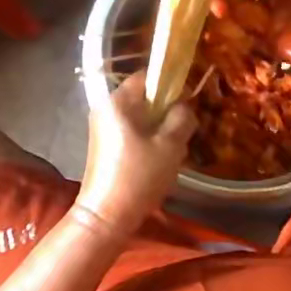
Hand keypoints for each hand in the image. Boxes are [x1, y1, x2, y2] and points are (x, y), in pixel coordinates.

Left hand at [75, 71, 195, 236]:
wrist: (106, 214)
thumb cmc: (139, 175)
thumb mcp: (170, 145)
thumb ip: (182, 118)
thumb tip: (184, 104)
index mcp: (117, 101)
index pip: (146, 76)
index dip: (170, 83)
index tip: (188, 101)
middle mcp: (105, 107)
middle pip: (143, 97)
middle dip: (166, 110)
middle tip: (183, 130)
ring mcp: (102, 126)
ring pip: (139, 116)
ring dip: (159, 128)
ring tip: (173, 149)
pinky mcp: (104, 144)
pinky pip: (131, 131)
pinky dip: (147, 139)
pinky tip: (158, 160)